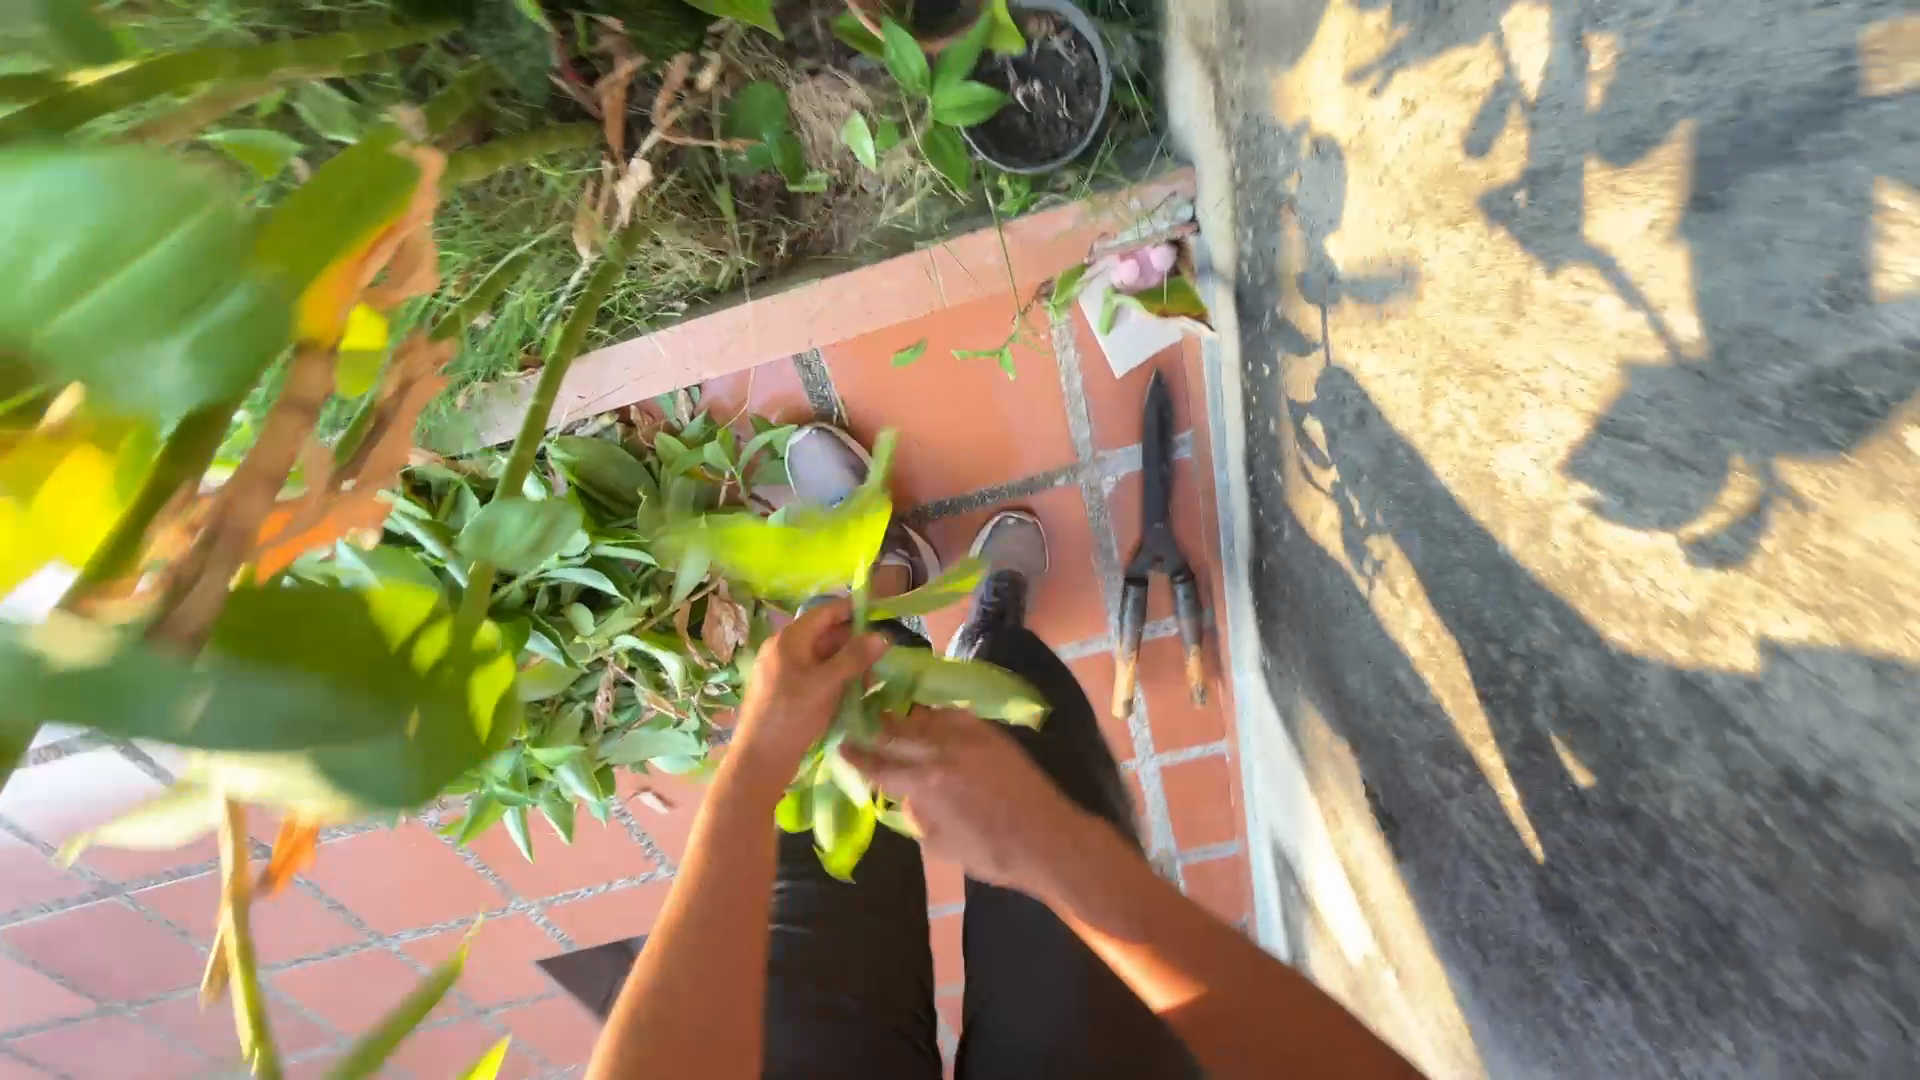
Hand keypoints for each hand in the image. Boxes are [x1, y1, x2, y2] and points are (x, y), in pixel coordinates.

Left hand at [730, 599, 886, 791]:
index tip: (880, 613)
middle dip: (854, 642)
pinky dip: (835, 678)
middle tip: (881, 654)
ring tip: (870, 678)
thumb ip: (854, 657)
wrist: (760, 759)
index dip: (852, 610)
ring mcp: (783, 670)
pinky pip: (815, 674)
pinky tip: (852, 691)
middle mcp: (784, 649)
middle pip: (825, 634)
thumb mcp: (826, 684)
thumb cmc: (791, 715)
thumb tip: (883, 636)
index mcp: (789, 640)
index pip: (825, 612)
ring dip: (847, 663)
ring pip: (822, 656)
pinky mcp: (786, 690)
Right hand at [842, 707, 1094, 893]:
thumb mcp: (942, 845)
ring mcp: (968, 735)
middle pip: (898, 731)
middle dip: (876, 727)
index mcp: (927, 782)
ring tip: (890, 715)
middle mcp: (943, 750)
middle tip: (859, 721)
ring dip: (904, 717)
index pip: (881, 765)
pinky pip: (953, 714)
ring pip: (925, 717)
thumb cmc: (993, 853)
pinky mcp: (989, 731)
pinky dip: (936, 716)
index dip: (857, 756)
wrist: (1048, 837)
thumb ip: (917, 815)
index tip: (841, 745)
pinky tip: (930, 719)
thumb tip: (905, 794)